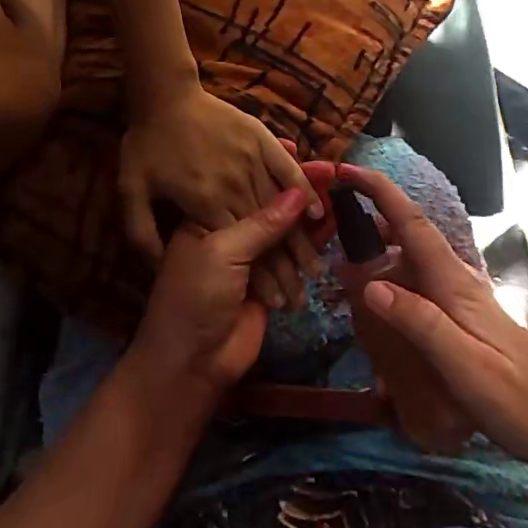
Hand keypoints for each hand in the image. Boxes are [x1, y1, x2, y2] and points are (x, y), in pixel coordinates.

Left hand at [119, 89, 324, 310]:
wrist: (162, 95)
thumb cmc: (144, 146)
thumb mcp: (130, 193)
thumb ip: (142, 234)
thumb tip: (157, 265)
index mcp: (203, 205)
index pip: (241, 247)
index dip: (265, 277)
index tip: (281, 301)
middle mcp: (231, 187)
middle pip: (267, 233)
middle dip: (290, 267)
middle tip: (308, 291)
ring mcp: (249, 163)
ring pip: (281, 209)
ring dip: (301, 240)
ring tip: (316, 265)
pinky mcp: (260, 142)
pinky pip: (287, 171)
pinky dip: (304, 191)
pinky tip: (318, 212)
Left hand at [126, 184, 311, 394]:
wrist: (193, 362)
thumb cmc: (195, 296)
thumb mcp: (223, 252)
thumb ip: (262, 224)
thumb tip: (299, 193)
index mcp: (205, 218)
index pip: (245, 188)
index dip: (277, 179)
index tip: (312, 166)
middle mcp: (226, 235)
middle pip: (267, 211)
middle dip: (297, 202)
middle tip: (331, 181)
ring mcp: (246, 262)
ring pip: (282, 238)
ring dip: (306, 229)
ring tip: (335, 209)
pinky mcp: (266, 286)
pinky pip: (289, 264)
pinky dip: (307, 255)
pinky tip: (329, 238)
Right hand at [338, 163, 527, 467]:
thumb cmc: (518, 400)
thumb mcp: (466, 366)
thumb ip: (420, 323)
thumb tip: (369, 284)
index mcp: (455, 283)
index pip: (412, 224)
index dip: (379, 191)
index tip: (346, 170)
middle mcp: (455, 282)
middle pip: (406, 237)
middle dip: (367, 222)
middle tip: (326, 229)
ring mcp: (458, 302)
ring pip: (408, 264)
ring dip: (374, 257)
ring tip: (338, 273)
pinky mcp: (458, 322)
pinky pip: (414, 291)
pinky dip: (387, 289)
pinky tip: (372, 318)